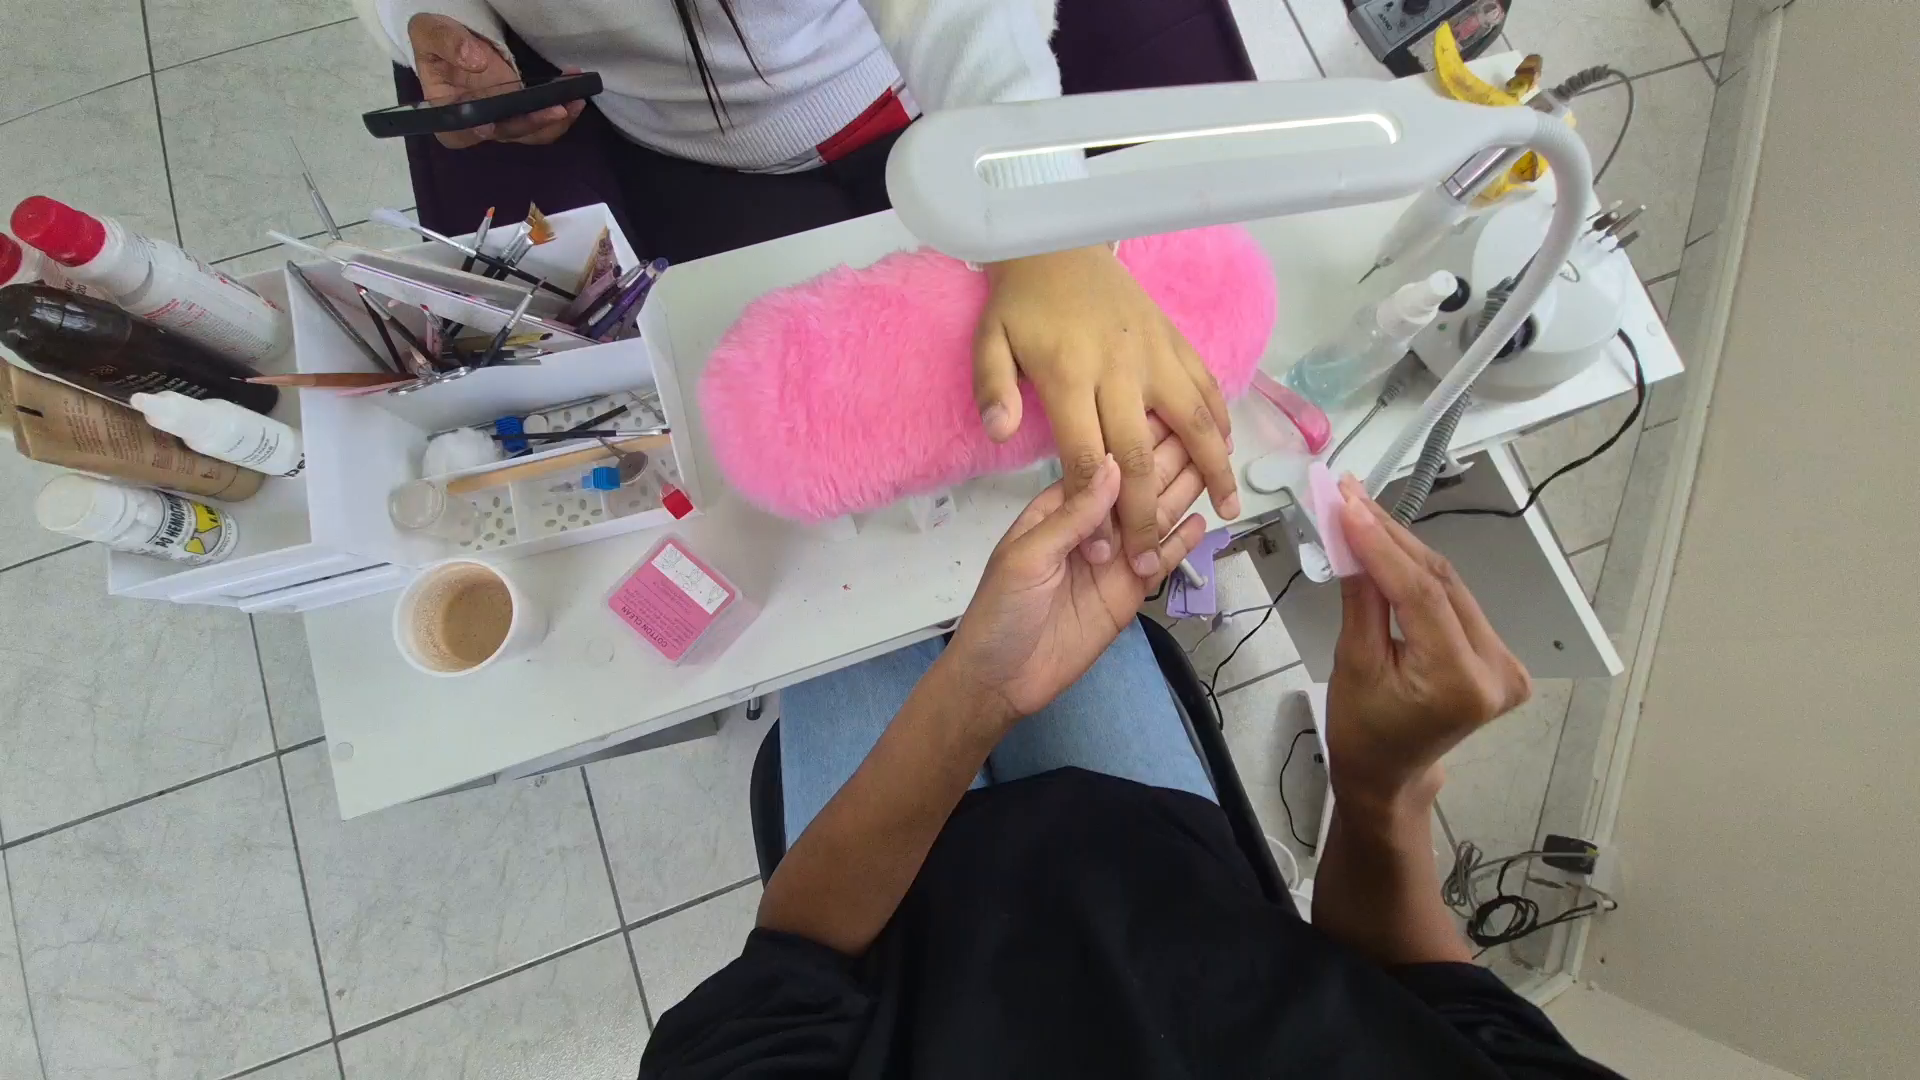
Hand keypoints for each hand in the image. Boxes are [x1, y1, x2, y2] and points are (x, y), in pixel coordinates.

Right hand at [407, 15, 584, 147]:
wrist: (460, 41)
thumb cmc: (438, 41)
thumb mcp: (430, 31)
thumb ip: (445, 42)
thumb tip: (475, 61)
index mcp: (448, 111)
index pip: (457, 133)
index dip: (473, 133)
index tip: (487, 126)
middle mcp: (480, 126)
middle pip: (508, 133)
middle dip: (535, 122)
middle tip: (558, 108)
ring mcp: (505, 125)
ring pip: (534, 133)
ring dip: (558, 121)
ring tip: (576, 99)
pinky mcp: (524, 118)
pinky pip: (547, 123)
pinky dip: (564, 111)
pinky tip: (575, 94)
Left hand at [939, 419, 1208, 727]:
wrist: (1002, 679)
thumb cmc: (1001, 611)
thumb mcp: (1027, 557)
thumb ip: (1073, 516)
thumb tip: (1115, 465)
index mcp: (1060, 511)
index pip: (1104, 468)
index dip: (1134, 442)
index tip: (1168, 410)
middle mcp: (1093, 528)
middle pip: (1137, 489)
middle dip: (1169, 460)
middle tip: (1209, 432)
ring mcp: (1114, 560)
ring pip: (1155, 520)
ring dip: (1183, 493)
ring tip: (1217, 465)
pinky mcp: (1128, 593)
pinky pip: (1160, 562)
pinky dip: (1180, 544)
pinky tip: (1203, 522)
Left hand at [975, 246, 1237, 578]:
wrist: (1058, 242)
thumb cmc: (1020, 304)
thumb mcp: (989, 342)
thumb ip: (992, 390)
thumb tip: (999, 435)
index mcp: (1069, 377)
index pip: (1084, 456)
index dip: (1092, 507)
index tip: (1099, 547)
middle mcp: (1119, 370)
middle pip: (1139, 453)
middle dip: (1146, 511)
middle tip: (1153, 556)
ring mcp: (1155, 354)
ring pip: (1192, 420)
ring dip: (1213, 468)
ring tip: (1230, 507)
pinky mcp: (1175, 340)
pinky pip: (1207, 384)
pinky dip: (1222, 419)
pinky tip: (1229, 449)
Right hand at [1325, 476, 1531, 802]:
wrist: (1389, 770)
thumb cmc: (1360, 728)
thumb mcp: (1352, 663)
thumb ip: (1361, 600)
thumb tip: (1350, 541)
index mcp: (1461, 681)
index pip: (1422, 595)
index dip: (1382, 545)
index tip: (1347, 504)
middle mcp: (1497, 667)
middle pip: (1439, 582)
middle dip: (1389, 535)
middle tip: (1349, 495)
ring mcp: (1505, 659)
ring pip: (1446, 585)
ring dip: (1401, 547)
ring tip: (1360, 510)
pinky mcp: (1497, 651)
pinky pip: (1451, 599)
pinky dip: (1415, 571)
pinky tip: (1386, 543)